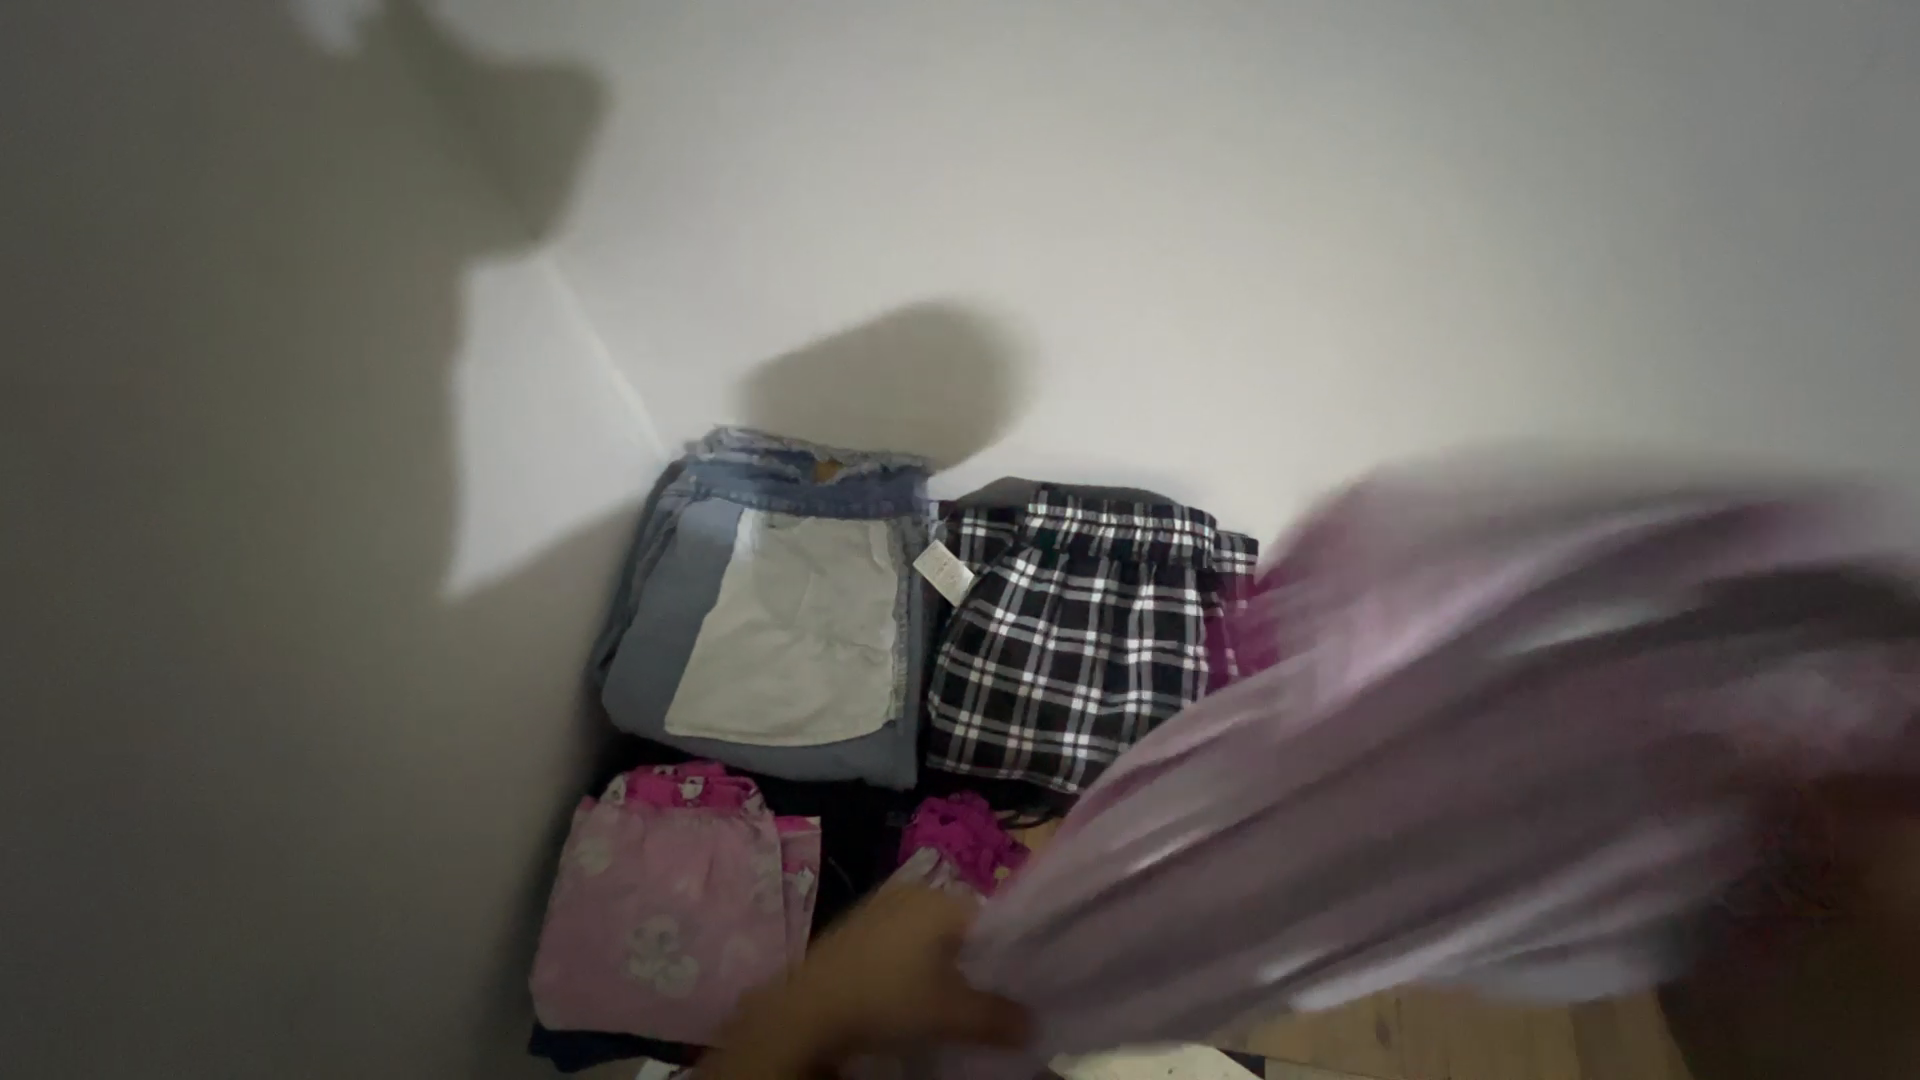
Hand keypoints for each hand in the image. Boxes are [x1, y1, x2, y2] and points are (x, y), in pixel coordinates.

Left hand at [701, 886, 1030, 1078]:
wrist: (808, 1006)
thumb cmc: (886, 998)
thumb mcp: (948, 1014)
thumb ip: (996, 1017)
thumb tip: (1033, 1024)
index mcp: (942, 899)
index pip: (991, 916)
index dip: (1005, 951)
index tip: (1011, 984)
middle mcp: (915, 889)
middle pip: (960, 923)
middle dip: (973, 958)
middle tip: (980, 996)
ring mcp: (883, 902)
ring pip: (930, 930)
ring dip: (942, 960)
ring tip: (945, 996)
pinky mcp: (860, 920)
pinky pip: (903, 935)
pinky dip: (913, 958)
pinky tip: (908, 987)